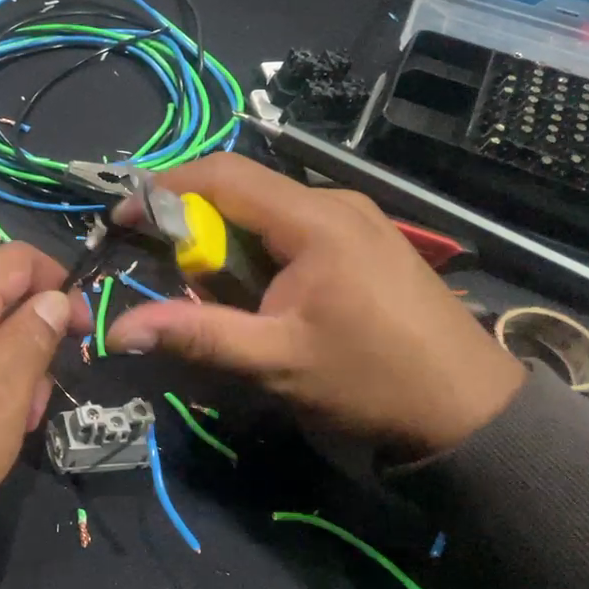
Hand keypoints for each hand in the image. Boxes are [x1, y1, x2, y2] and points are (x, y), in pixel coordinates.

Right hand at [106, 154, 525, 459]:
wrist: (471, 413)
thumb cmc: (371, 382)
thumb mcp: (274, 361)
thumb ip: (195, 334)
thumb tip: (117, 330)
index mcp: (316, 222)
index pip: (221, 175)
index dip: (161, 190)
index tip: (121, 223)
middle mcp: (335, 203)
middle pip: (239, 188)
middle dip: (187, 220)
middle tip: (157, 266)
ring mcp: (353, 219)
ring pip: (261, 208)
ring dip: (219, 237)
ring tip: (201, 287)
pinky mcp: (361, 239)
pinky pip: (287, 225)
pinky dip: (251, 247)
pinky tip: (248, 289)